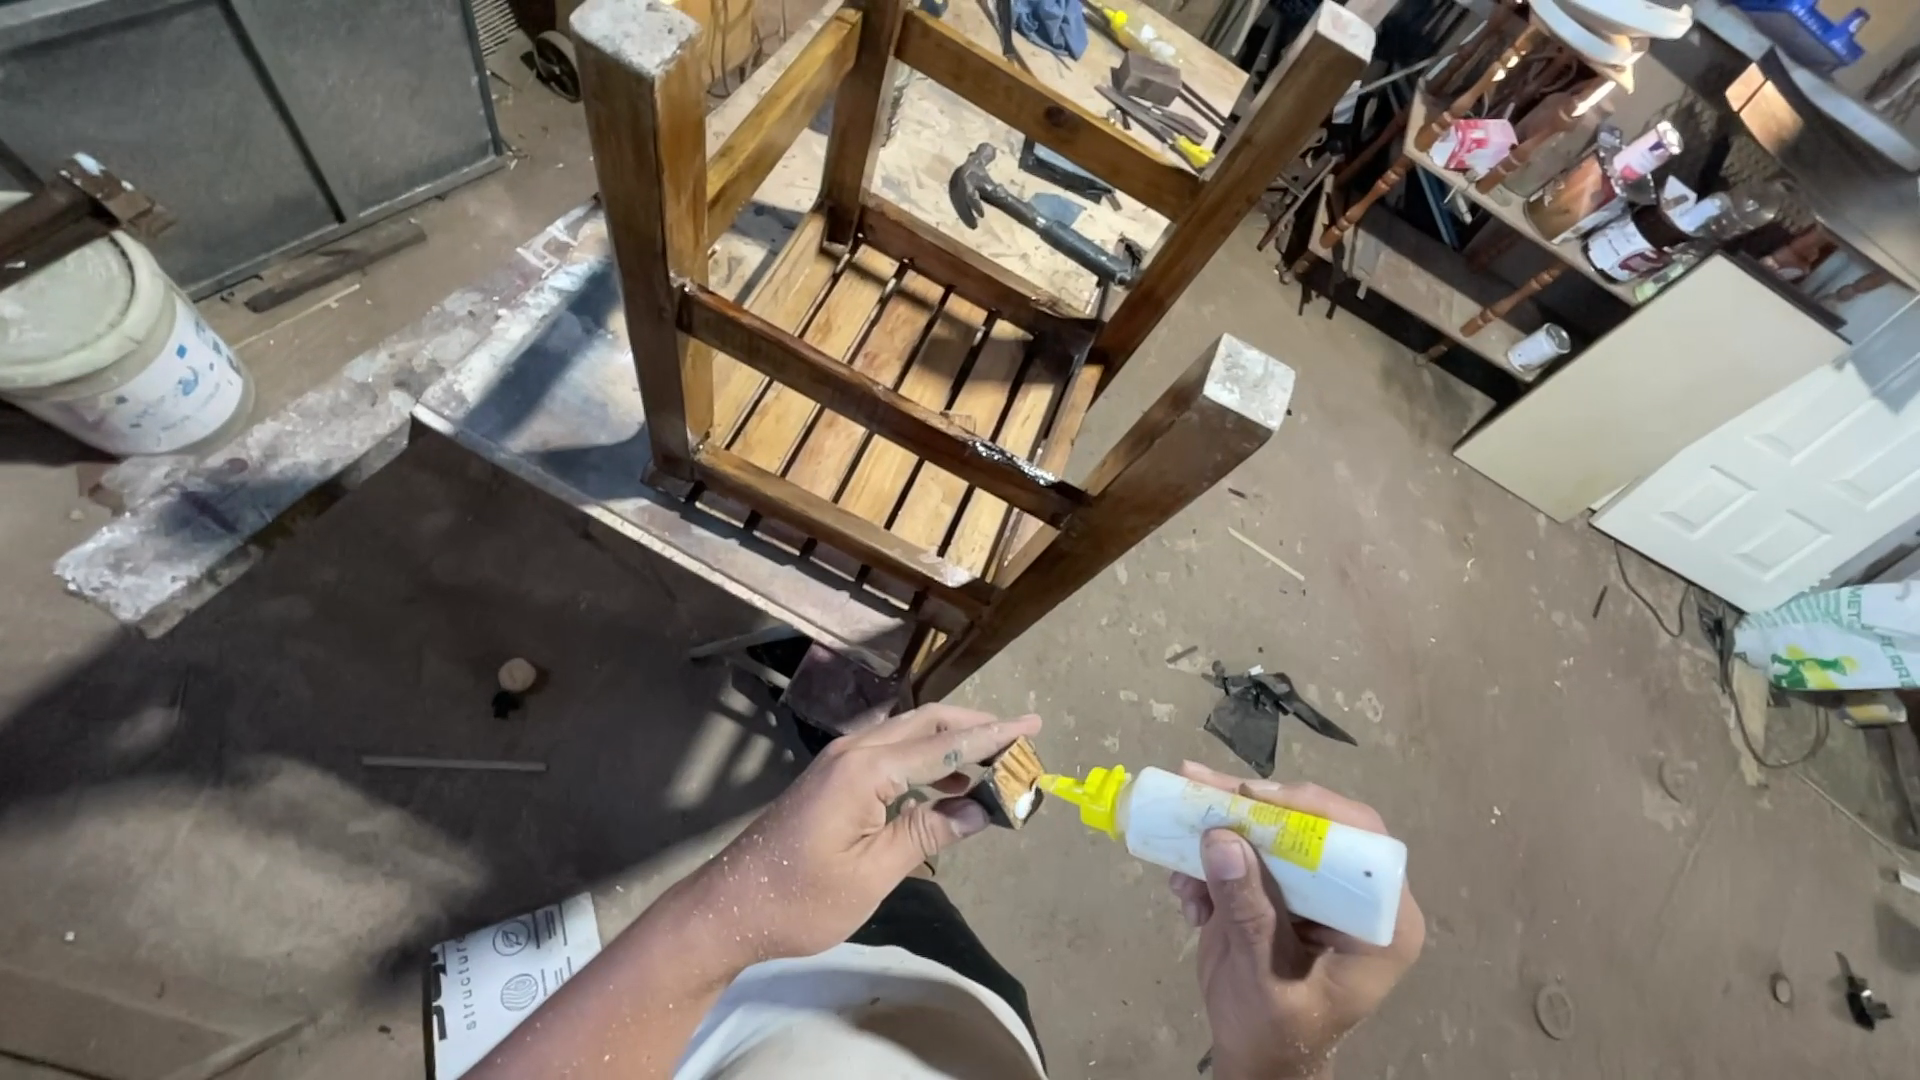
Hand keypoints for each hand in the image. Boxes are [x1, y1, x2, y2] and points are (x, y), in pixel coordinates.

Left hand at [672, 704, 1041, 969]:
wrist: (730, 907)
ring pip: (909, 734)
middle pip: (928, 722)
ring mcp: (842, 760)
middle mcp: (856, 750)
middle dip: (976, 725)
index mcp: (867, 769)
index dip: (993, 736)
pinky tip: (949, 786)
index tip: (1032, 725)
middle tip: (1019, 737)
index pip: (945, 745)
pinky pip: (892, 753)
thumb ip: (927, 833)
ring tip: (995, 762)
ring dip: (952, 742)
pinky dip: (927, 761)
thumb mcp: (873, 873)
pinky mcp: (836, 776)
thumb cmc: (801, 899)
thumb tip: (981, 810)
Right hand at [1168, 762, 1422, 1079]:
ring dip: (1215, 826)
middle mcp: (1347, 892)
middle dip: (1246, 805)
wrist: (1255, 1058)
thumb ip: (1249, 912)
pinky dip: (1202, 860)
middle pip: (1305, 822)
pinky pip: (1236, 850)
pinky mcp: (1269, 885)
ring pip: (1266, 828)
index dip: (1309, 808)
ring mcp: (1305, 886)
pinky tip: (1184, 893)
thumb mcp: (1267, 977)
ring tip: (1174, 831)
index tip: (1252, 797)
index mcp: (1376, 919)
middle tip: (1196, 780)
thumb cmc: (1279, 1032)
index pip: (1358, 837)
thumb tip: (1221, 838)